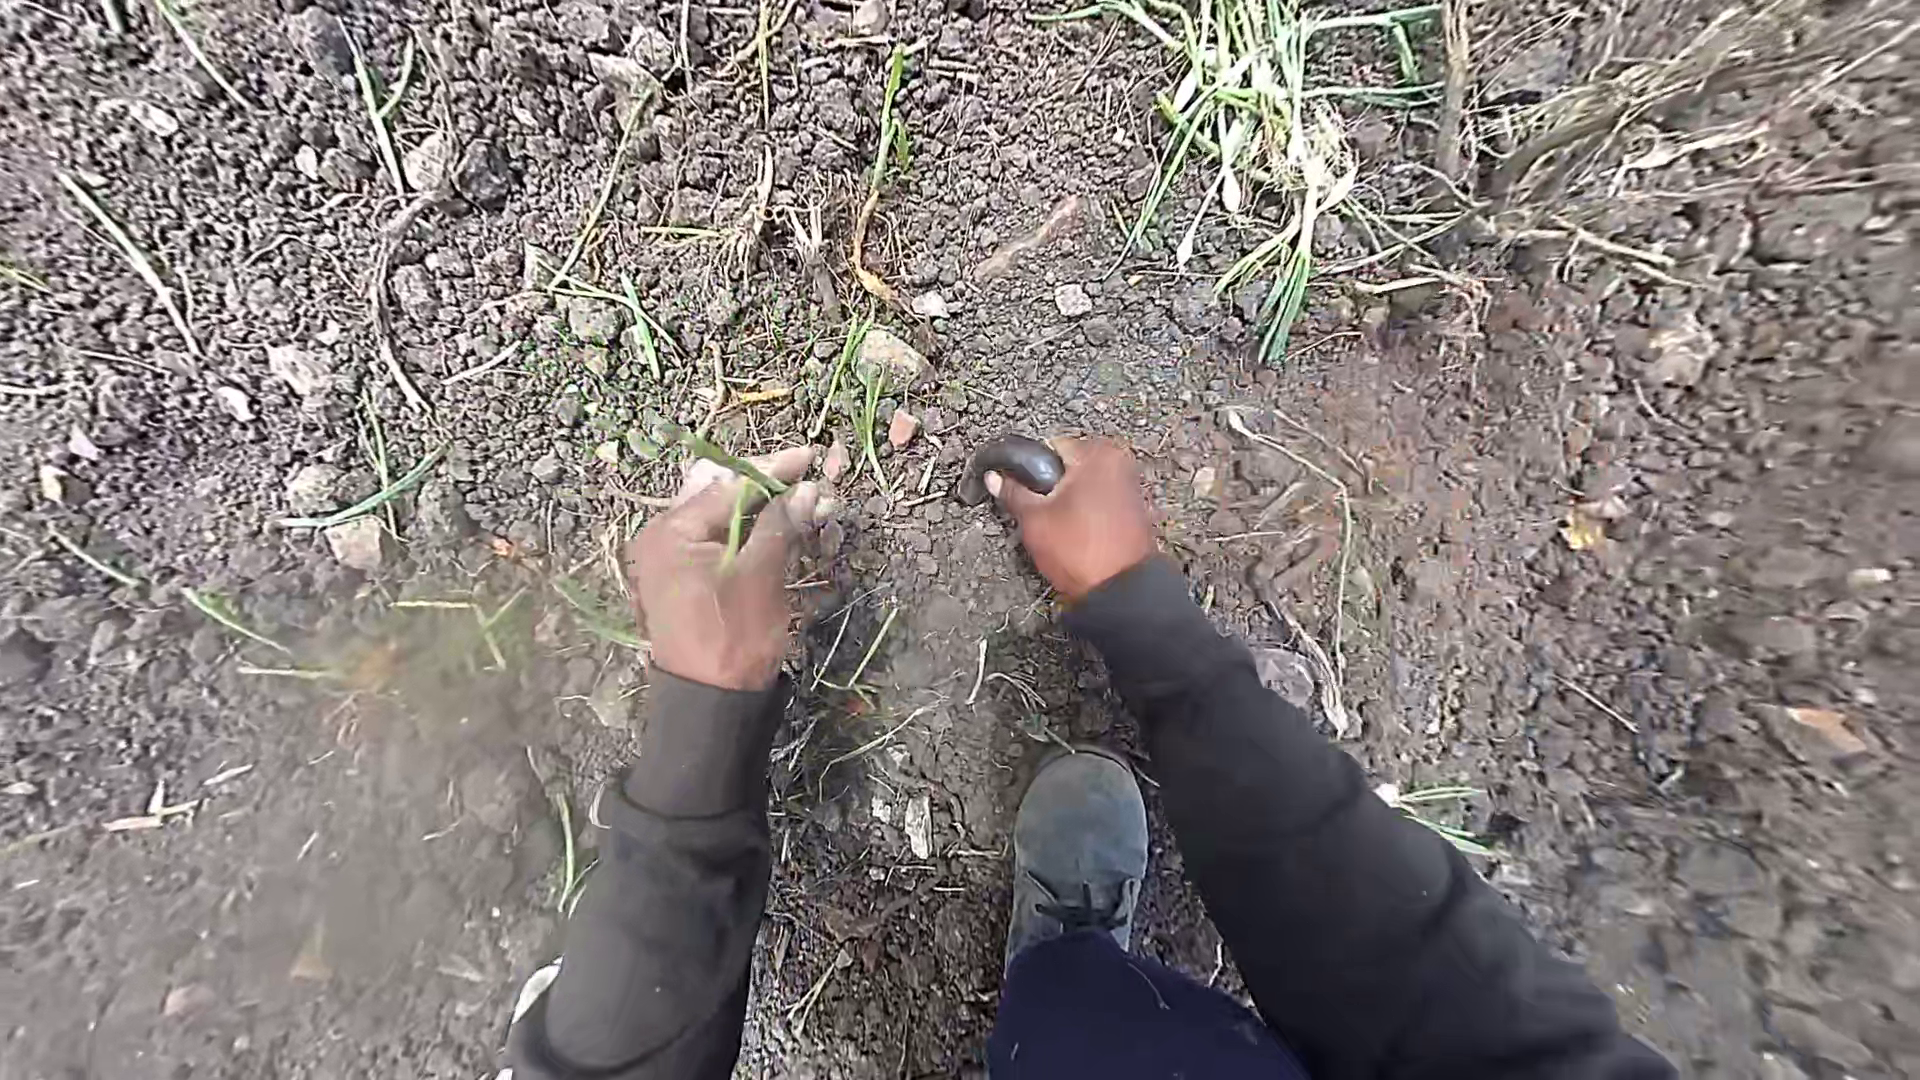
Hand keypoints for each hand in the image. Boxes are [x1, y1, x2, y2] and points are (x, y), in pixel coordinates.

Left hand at [624, 447, 820, 690]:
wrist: (711, 702)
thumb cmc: (734, 637)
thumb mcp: (760, 577)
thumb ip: (780, 526)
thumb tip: (808, 489)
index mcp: (673, 531)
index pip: (729, 485)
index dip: (773, 469)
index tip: (809, 456)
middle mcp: (665, 536)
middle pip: (722, 493)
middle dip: (768, 487)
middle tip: (807, 482)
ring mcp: (675, 557)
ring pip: (723, 515)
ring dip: (763, 509)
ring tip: (801, 505)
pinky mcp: (689, 575)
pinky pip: (721, 539)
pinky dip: (751, 532)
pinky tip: (779, 530)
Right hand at [987, 437, 1156, 601]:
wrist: (1120, 592)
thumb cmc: (1082, 553)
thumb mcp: (1035, 520)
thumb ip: (1012, 492)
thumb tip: (995, 478)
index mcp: (1098, 454)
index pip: (1049, 447)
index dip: (1028, 470)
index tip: (1018, 489)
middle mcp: (1119, 463)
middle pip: (1067, 467)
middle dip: (1048, 488)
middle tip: (1038, 515)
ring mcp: (1129, 487)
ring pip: (1081, 486)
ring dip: (1066, 502)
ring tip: (1057, 529)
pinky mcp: (1133, 510)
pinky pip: (1097, 501)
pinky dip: (1083, 513)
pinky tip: (1075, 535)